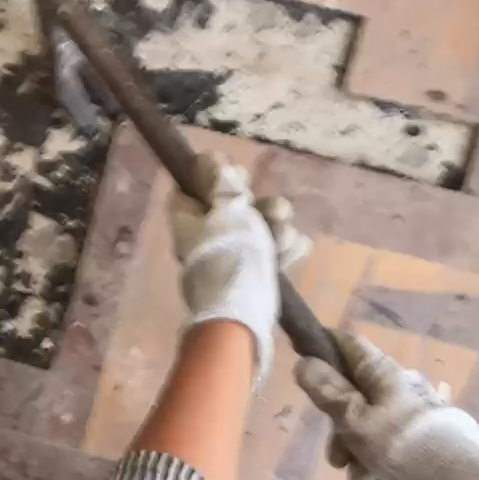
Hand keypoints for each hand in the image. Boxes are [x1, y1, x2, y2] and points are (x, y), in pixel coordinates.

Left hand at [168, 157, 310, 384]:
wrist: (243, 318)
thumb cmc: (229, 260)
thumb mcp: (225, 213)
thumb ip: (221, 185)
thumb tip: (208, 161)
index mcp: (189, 221)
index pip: (191, 187)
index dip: (214, 176)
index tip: (235, 177)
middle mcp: (207, 238)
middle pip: (233, 204)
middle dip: (258, 204)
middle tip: (265, 211)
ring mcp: (231, 258)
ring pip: (260, 226)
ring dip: (276, 228)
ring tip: (280, 240)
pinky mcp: (254, 276)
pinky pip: (274, 250)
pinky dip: (285, 251)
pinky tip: (290, 253)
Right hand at [295, 331, 478, 479]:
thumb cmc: (400, 446)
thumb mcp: (353, 419)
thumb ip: (326, 392)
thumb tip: (304, 362)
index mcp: (383, 373)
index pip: (348, 345)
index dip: (324, 349)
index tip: (305, 366)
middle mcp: (400, 386)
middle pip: (355, 397)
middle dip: (340, 432)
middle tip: (337, 460)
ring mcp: (415, 413)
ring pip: (370, 428)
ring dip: (358, 458)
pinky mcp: (428, 439)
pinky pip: (392, 448)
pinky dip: (380, 467)